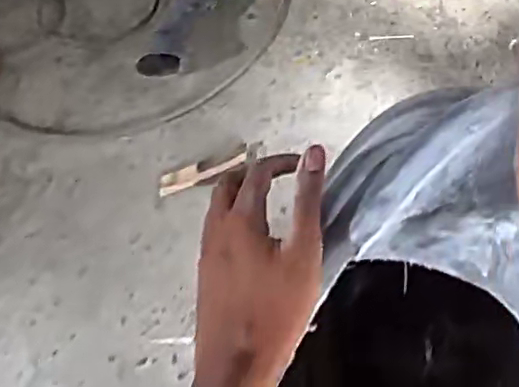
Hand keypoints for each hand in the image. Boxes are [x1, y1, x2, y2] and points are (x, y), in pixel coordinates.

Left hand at [194, 148, 326, 386]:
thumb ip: (308, 199)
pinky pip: (215, 231)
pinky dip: (232, 217)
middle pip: (228, 184)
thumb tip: (313, 153)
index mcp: (239, 220)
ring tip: (268, 200)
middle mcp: (216, 231)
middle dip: (254, 172)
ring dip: (240, 194)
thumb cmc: (275, 311)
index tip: (301, 164)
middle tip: (280, 175)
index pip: (258, 172)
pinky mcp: (205, 277)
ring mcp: (207, 255)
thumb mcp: (303, 251)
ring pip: (217, 208)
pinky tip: (252, 238)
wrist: (236, 372)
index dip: (281, 161)